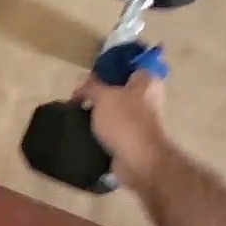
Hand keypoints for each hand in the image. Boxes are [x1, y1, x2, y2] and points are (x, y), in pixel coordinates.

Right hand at [76, 70, 169, 190]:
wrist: (138, 160)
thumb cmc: (124, 121)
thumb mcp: (103, 96)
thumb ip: (92, 87)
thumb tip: (83, 87)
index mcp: (146, 81)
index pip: (126, 65)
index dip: (107, 68)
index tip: (88, 76)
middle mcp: (148, 97)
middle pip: (118, 88)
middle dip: (97, 92)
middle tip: (78, 97)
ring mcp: (141, 119)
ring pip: (114, 109)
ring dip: (97, 112)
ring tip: (77, 114)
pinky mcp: (132, 138)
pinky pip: (113, 128)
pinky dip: (100, 129)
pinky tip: (84, 130)